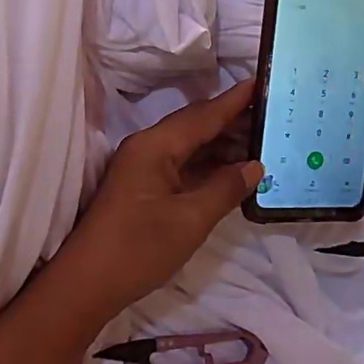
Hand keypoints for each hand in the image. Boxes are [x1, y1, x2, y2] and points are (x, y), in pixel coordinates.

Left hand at [52, 79, 264, 319]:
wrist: (89, 281)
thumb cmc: (139, 248)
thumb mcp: (191, 220)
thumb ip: (224, 188)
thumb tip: (254, 165)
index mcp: (154, 146)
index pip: (202, 115)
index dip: (235, 100)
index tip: (264, 82)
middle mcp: (146, 148)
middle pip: (195, 126)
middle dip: (233, 122)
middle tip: (275, 118)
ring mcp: (142, 168)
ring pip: (189, 147)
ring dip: (222, 145)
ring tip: (263, 143)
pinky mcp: (143, 188)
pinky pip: (181, 166)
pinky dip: (208, 165)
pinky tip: (233, 171)